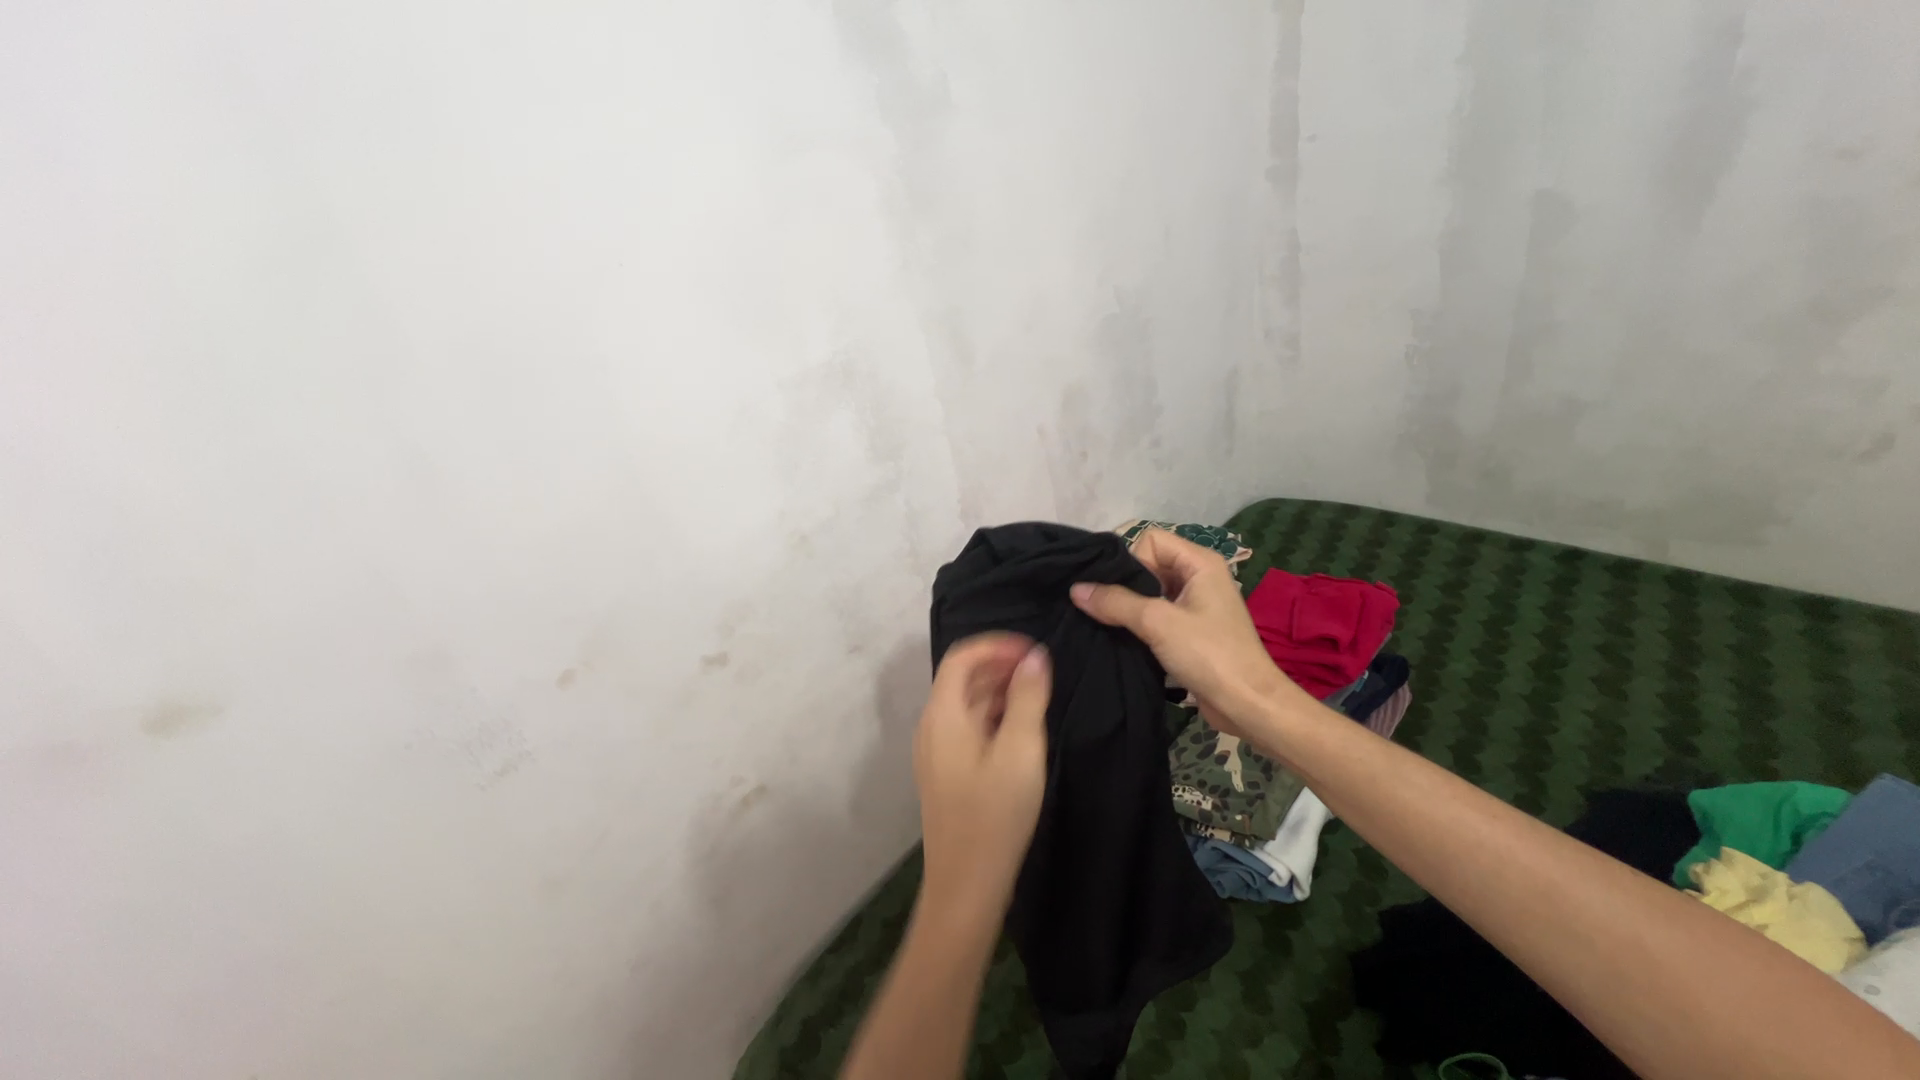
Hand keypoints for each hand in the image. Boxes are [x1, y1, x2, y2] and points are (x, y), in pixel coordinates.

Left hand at [913, 633, 1050, 923]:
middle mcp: (931, 727)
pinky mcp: (946, 772)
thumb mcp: (1021, 751)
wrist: (966, 885)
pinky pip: (967, 727)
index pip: (961, 658)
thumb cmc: (995, 815)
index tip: (1034, 651)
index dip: (996, 645)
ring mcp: (936, 752)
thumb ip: (1028, 699)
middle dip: (1000, 666)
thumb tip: (1036, 656)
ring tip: (1038, 695)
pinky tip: (1021, 729)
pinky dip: (992, 715)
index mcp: (942, 715)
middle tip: (1042, 672)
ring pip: (965, 704)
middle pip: (961, 679)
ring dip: (998, 691)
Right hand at [1070, 528, 1306, 735]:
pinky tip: (1123, 638)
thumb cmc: (1209, 655)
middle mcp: (1199, 576)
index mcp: (1200, 562)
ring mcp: (1196, 604)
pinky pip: (1156, 614)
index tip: (1118, 591)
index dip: (1130, 561)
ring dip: (1129, 607)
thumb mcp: (1157, 623)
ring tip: (1108, 624)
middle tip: (1103, 608)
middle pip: (1148, 563)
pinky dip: (1139, 623)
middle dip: (1124, 584)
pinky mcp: (1190, 630)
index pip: (1150, 539)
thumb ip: (1115, 602)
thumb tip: (1076, 589)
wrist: (1247, 704)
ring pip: (1150, 591)